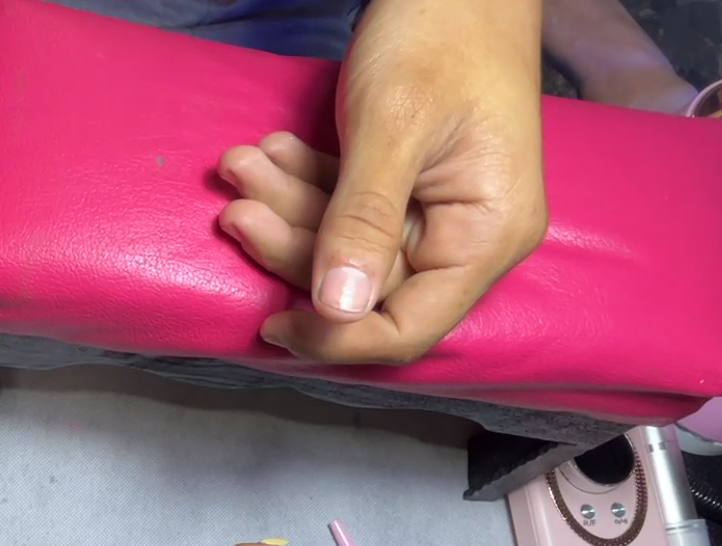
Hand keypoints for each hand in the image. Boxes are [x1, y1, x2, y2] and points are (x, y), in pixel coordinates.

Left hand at [217, 0, 546, 361]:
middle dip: (292, 249)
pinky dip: (301, 189)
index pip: (406, 329)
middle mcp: (461, 243)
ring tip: (240, 167)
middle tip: (236, 205)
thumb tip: (338, 309)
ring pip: (339, 253)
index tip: (272, 322)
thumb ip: (363, 220)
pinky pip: (340, 217)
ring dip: (284, 211)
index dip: (335, 338)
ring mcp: (428, 221)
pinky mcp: (398, 199)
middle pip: (359, 291)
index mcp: (484, 238)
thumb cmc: (441, 27)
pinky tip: (268, 157)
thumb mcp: (394, 124)